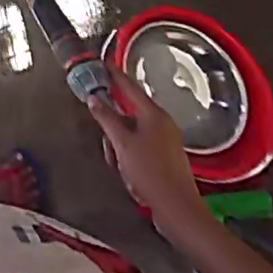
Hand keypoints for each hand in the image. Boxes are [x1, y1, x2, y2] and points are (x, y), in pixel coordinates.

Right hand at [85, 64, 205, 224]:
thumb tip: (93, 98)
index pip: (130, 87)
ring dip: (122, 148)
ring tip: (121, 168)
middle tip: (109, 147)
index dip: (115, 74)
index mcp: (153, 114)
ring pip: (134, 134)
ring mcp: (166, 141)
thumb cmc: (150, 172)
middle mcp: (162, 123)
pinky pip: (142, 147)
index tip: (105, 62)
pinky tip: (131, 176)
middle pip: (129, 115)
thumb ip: (106, 118)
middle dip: (114, 131)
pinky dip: (132, 157)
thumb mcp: (122, 144)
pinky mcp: (167, 158)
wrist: (179, 210)